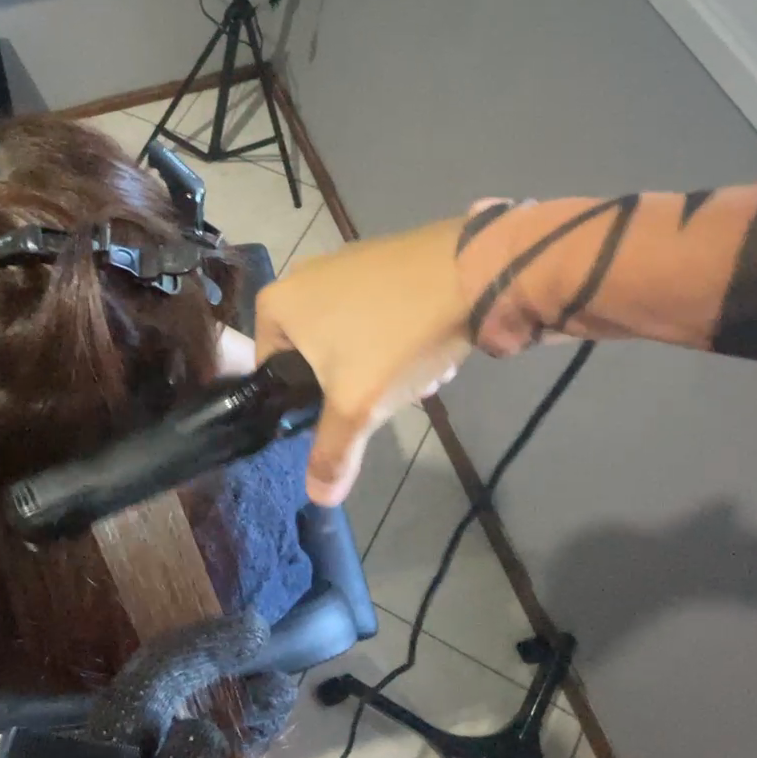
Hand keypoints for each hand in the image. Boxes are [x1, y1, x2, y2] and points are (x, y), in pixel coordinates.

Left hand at [0, 612, 286, 757]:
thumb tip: (203, 725)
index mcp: (100, 754)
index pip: (152, 677)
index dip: (203, 645)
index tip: (254, 627)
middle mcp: (96, 750)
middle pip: (155, 686)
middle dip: (209, 662)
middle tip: (265, 650)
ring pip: (159, 714)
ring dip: (208, 694)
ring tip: (264, 689)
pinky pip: (159, 748)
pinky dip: (198, 734)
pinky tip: (229, 739)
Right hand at [255, 217, 475, 504]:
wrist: (482, 271)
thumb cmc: (398, 335)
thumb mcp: (358, 405)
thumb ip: (333, 452)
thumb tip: (318, 499)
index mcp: (275, 304)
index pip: (274, 373)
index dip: (308, 401)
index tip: (347, 408)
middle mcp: (300, 277)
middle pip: (315, 357)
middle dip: (353, 383)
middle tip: (386, 394)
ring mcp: (343, 262)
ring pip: (350, 337)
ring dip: (381, 364)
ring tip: (419, 374)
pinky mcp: (384, 258)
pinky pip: (377, 311)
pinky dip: (398, 333)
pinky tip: (431, 345)